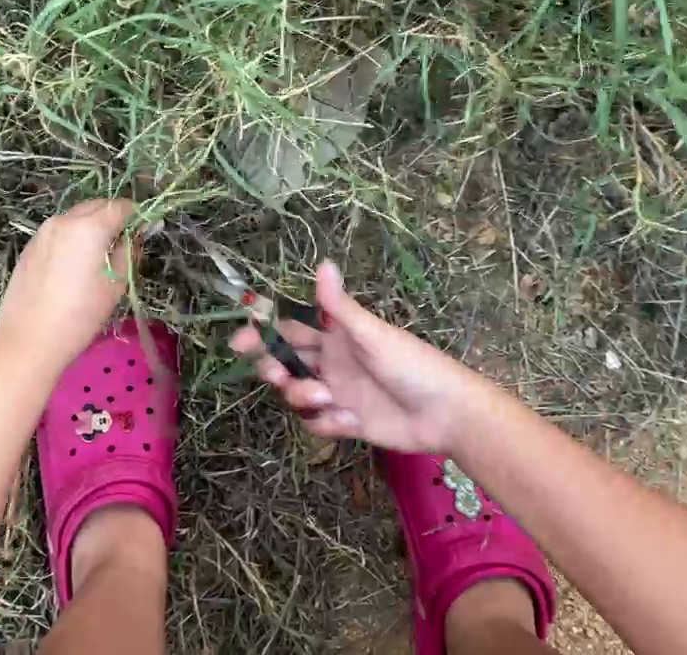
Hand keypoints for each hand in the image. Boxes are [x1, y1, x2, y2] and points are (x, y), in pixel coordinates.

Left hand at [0, 198, 137, 375]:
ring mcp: (43, 231)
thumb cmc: (80, 314)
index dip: (135, 216)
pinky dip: (71, 237)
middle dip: (112, 217)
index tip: (142, 231)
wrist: (29, 339)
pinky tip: (72, 266)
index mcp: (89, 226)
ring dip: (91, 226)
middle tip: (122, 243)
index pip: (120, 207)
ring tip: (96, 256)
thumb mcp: (115, 284)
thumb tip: (136, 234)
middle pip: (96, 206)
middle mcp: (64, 220)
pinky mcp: (30, 246)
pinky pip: (58, 232)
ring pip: (75, 217)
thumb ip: (128, 251)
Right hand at [230, 261, 475, 453]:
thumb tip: (323, 263)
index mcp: (335, 335)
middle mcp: (332, 362)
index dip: (262, 334)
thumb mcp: (371, 333)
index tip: (239, 342)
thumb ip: (339, 306)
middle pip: (286, 363)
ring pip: (297, 393)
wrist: (447, 413)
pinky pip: (318, 423)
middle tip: (276, 375)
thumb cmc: (411, 363)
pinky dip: (326, 423)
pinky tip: (349, 422)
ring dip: (301, 396)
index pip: (289, 330)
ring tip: (326, 398)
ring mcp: (337, 393)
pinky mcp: (346, 422)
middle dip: (273, 369)